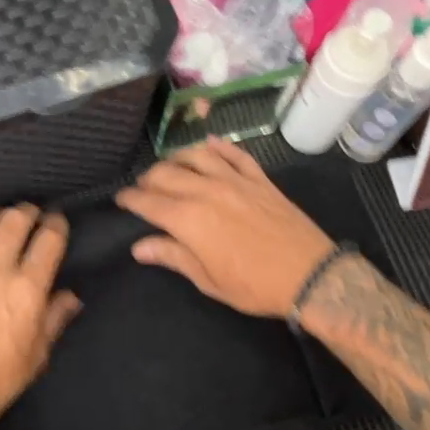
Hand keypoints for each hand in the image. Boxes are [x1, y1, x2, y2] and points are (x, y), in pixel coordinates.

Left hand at [0, 205, 82, 427]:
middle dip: (26, 212)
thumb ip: (56, 316)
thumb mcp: (41, 351)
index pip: (48, 239)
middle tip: (29, 215)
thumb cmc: (3, 375)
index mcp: (28, 288)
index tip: (57, 222)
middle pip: (13, 221)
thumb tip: (71, 295)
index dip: (57, 224)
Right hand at [115, 137, 334, 318]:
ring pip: (196, 156)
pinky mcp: (260, 179)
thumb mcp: (207, 280)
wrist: (309, 275)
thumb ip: (172, 257)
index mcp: (188, 219)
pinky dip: (218, 146)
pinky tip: (209, 144)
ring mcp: (235, 181)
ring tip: (169, 166)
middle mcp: (207, 191)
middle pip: (166, 174)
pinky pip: (234, 154)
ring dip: (176, 158)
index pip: (148, 202)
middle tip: (142, 187)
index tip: (120, 199)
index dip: (130, 199)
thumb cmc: (253, 285)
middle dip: (148, 179)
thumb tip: (139, 247)